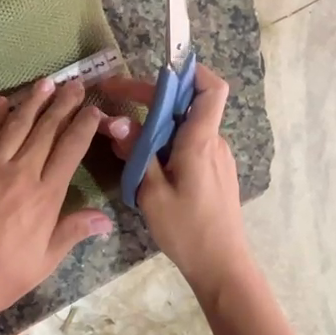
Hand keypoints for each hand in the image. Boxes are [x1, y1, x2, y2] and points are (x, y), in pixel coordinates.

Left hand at [0, 76, 119, 321]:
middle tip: (75, 84)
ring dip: (32, 102)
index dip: (83, 125)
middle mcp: (21, 172)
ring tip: (46, 83)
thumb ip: (73, 231)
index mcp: (46, 195)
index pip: (70, 149)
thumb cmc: (2, 275)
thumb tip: (105, 218)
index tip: (94, 108)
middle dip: (63, 105)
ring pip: (16, 125)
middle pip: (46, 130)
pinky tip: (2, 102)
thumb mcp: (45, 260)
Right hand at [99, 64, 252, 297]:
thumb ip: (136, 152)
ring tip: (121, 133)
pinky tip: (144, 160)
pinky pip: (188, 144)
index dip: (190, 69)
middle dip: (150, 96)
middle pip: (186, 104)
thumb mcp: (152, 192)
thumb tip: (116, 121)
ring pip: (184, 126)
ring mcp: (216, 158)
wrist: (223, 268)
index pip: (210, 89)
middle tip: (112, 97)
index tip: (157, 66)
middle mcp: (213, 142)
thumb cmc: (188, 230)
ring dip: (155, 122)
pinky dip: (165, 141)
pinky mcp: (214, 173)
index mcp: (200, 141)